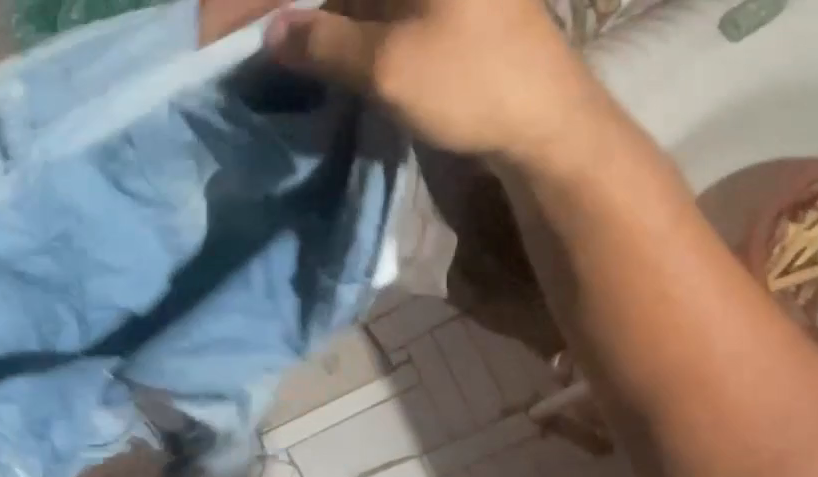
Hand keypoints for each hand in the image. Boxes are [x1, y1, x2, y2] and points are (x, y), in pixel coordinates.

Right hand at [266, 0, 614, 164]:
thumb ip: (322, 43)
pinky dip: (365, 35)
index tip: (277, 30)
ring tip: (303, 58)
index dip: (305, 5)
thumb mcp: (384, 66)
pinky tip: (342, 62)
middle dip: (322, 14)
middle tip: (283, 48)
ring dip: (340, 28)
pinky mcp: (454, 12)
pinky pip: (394, 15)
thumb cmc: (468, 83)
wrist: (545, 122)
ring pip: (374, 3)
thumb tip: (272, 31)